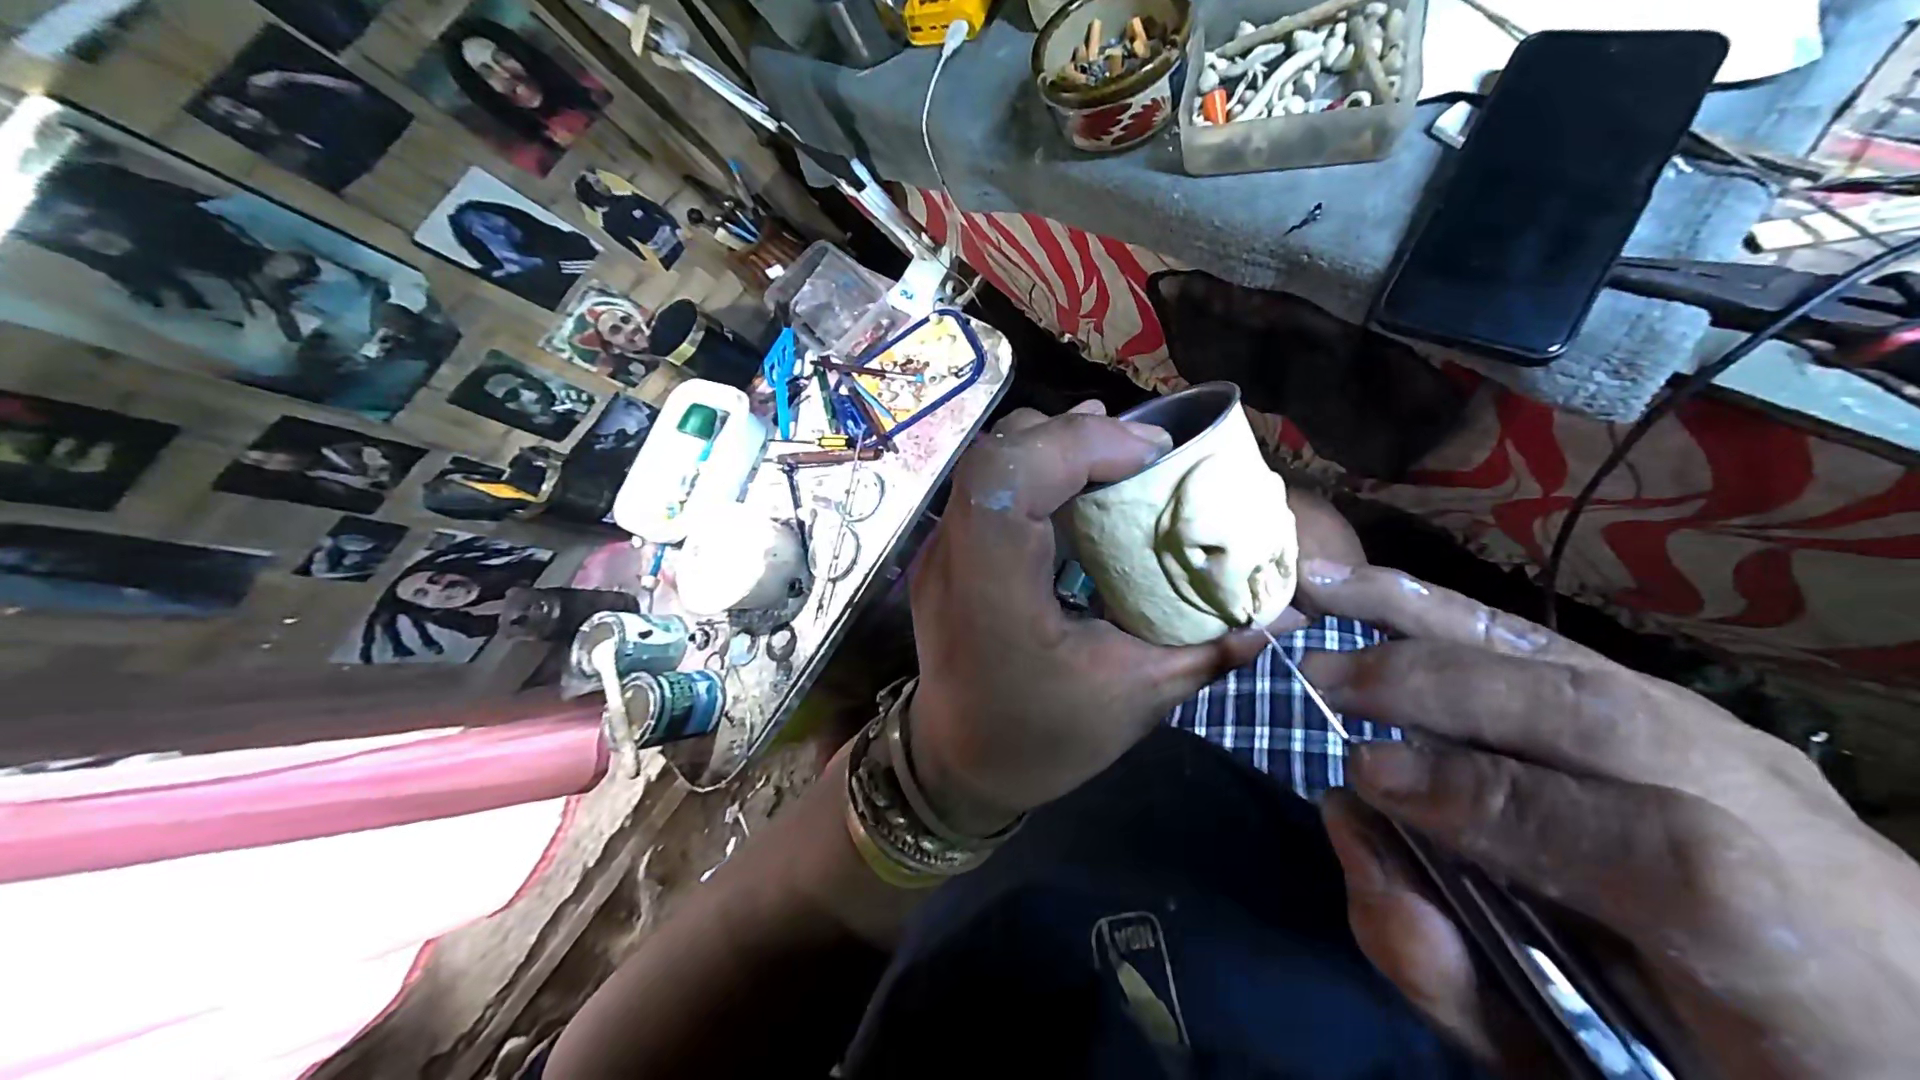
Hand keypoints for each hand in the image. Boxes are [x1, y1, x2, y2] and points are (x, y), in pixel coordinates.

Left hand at [906, 403, 1276, 834]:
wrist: (960, 765)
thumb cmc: (1041, 739)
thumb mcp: (1134, 697)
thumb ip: (1206, 646)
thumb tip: (1277, 611)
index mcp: (993, 589)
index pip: (1012, 472)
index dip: (1083, 442)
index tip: (1153, 453)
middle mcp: (955, 555)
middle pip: (1001, 450)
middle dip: (1077, 435)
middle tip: (1144, 453)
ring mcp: (942, 550)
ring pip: (991, 459)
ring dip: (1057, 446)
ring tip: (1118, 460)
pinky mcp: (948, 553)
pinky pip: (988, 485)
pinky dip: (1038, 469)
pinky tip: (1080, 486)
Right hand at [1298, 560, 1919, 1077]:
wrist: (1877, 1028)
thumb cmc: (1718, 1058)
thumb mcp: (1585, 1061)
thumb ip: (1462, 977)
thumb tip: (1356, 851)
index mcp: (1816, 965)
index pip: (1677, 869)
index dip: (1503, 806)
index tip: (1365, 775)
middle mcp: (1778, 825)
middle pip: (1612, 723)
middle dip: (1445, 686)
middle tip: (1321, 672)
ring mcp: (1730, 756)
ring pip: (1579, 666)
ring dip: (1434, 618)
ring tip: (1332, 591)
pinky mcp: (1682, 720)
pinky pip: (1560, 657)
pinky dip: (1456, 620)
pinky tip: (1384, 597)